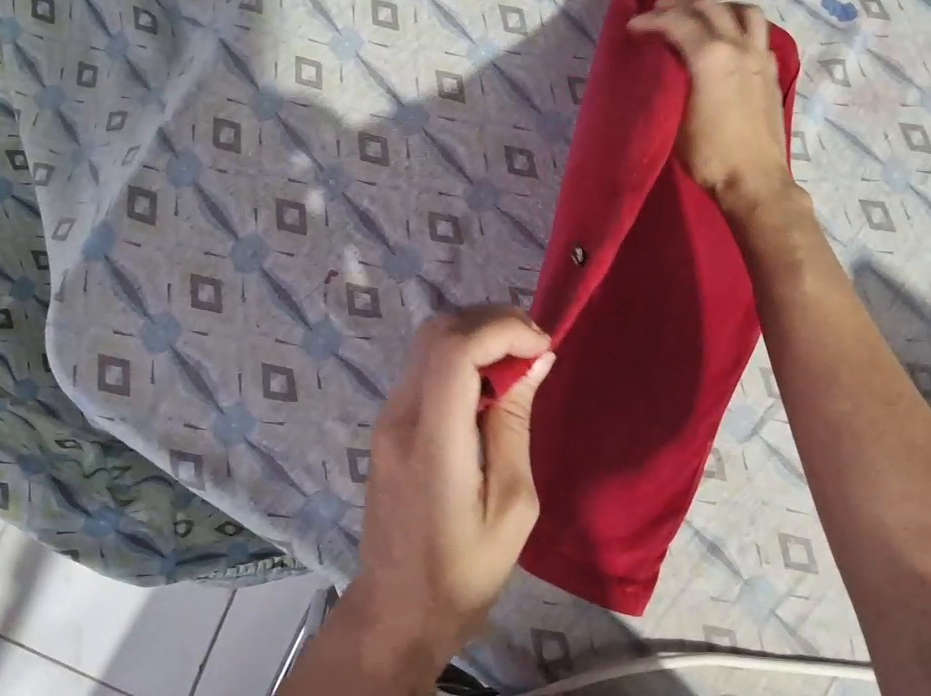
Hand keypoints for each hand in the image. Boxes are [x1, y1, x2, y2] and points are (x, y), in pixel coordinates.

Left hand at [339, 306, 555, 672]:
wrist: (398, 607)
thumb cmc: (465, 571)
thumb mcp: (512, 506)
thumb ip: (516, 424)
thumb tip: (535, 361)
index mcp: (433, 442)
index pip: (455, 350)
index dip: (502, 330)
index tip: (543, 347)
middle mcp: (400, 416)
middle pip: (437, 332)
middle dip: (491, 322)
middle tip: (535, 347)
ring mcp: (387, 416)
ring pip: (427, 342)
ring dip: (475, 335)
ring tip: (518, 361)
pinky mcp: (387, 422)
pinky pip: (423, 366)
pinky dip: (460, 356)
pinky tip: (489, 383)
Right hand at [627, 0, 795, 206]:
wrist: (754, 181)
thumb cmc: (708, 156)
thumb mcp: (676, 117)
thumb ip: (674, 79)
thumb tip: (668, 63)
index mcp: (711, 57)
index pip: (677, 22)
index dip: (649, 20)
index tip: (632, 27)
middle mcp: (739, 47)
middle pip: (709, 7)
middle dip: (679, 5)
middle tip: (657, 13)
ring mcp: (760, 57)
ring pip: (743, 11)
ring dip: (717, 6)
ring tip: (699, 15)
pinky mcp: (772, 71)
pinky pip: (758, 32)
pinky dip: (738, 25)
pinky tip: (727, 39)